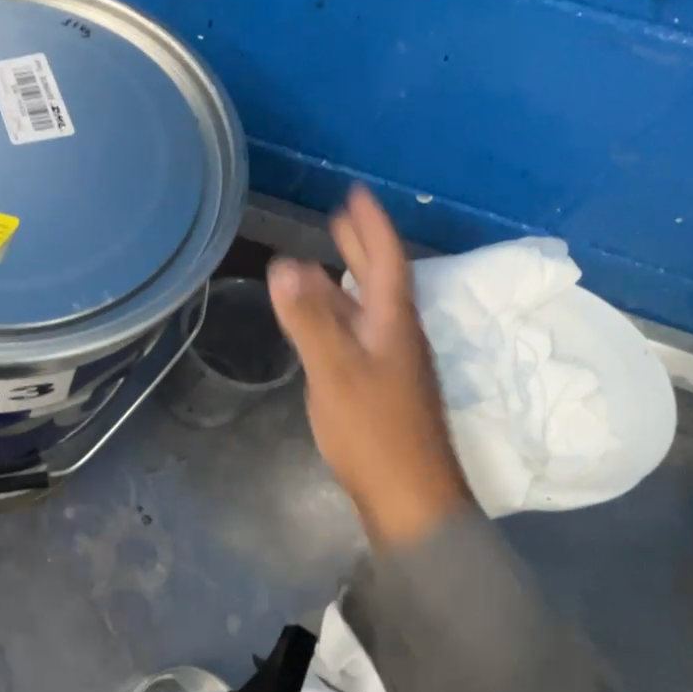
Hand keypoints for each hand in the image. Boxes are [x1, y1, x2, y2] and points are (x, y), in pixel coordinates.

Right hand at [268, 185, 472, 548]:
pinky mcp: (381, 387)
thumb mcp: (335, 371)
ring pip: (369, 309)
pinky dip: (341, 314)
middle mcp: (399, 337)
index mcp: (393, 325)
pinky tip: (328, 323)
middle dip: (361, 248)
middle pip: (381, 282)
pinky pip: (360, 334)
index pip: (385, 262)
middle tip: (341, 219)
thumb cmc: (373, 431)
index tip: (355, 196)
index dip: (370, 228)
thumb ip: (309, 320)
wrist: (409, 495)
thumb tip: (283, 265)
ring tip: (327, 260)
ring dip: (349, 280)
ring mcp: (393, 363)